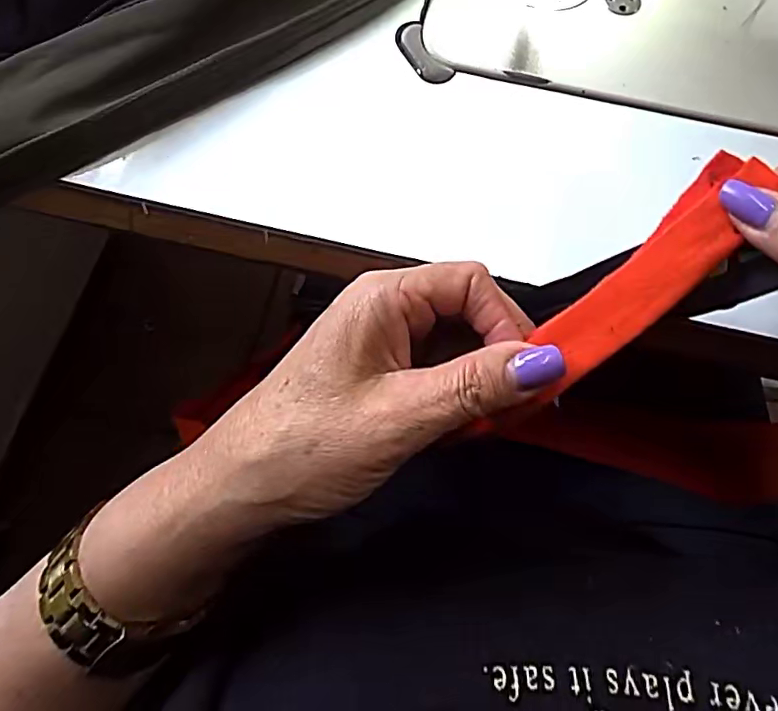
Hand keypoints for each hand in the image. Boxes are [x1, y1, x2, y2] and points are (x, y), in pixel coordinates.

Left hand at [202, 261, 564, 521]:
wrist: (234, 494)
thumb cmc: (298, 448)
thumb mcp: (400, 417)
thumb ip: (476, 385)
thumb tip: (543, 361)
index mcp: (385, 297)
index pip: (471, 282)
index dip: (508, 322)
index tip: (528, 372)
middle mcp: (387, 308)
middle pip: (470, 309)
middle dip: (499, 354)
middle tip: (517, 402)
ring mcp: (386, 339)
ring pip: (460, 341)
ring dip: (482, 379)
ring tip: (487, 421)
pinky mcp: (386, 369)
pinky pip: (442, 367)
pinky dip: (462, 394)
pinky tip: (460, 426)